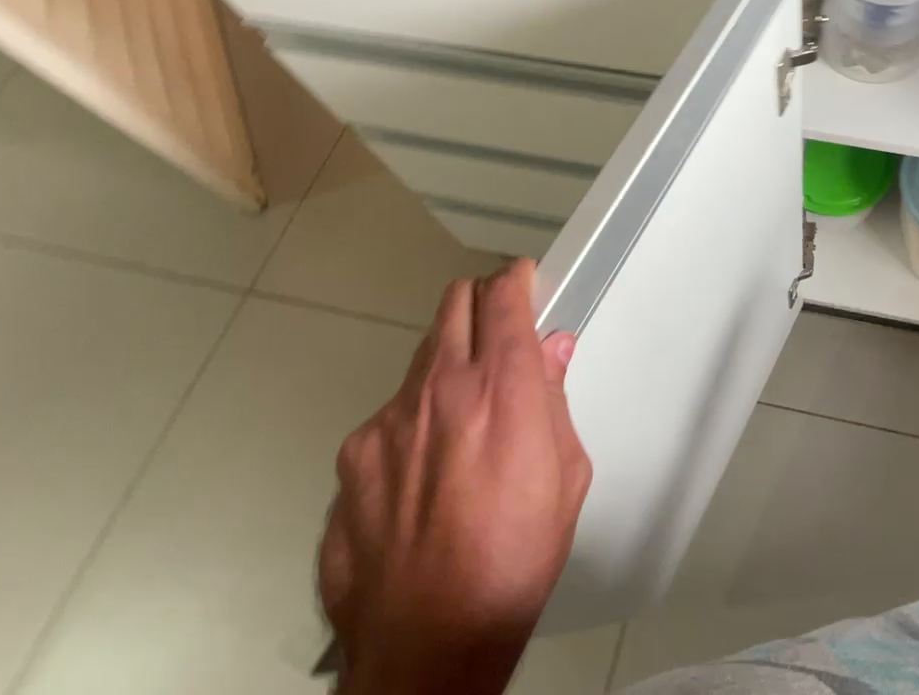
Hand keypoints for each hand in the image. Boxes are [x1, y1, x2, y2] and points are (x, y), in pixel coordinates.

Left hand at [320, 259, 590, 691]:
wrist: (431, 639)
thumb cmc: (519, 556)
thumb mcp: (566, 476)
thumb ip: (553, 400)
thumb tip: (552, 352)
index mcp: (501, 387)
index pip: (503, 297)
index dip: (516, 279)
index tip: (523, 280)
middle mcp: (439, 387)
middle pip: (453, 304)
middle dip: (479, 304)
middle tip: (497, 331)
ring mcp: (386, 420)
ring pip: (420, 360)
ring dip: (446, 365)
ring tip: (463, 420)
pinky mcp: (351, 457)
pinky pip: (389, 418)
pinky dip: (412, 423)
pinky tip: (422, 475)